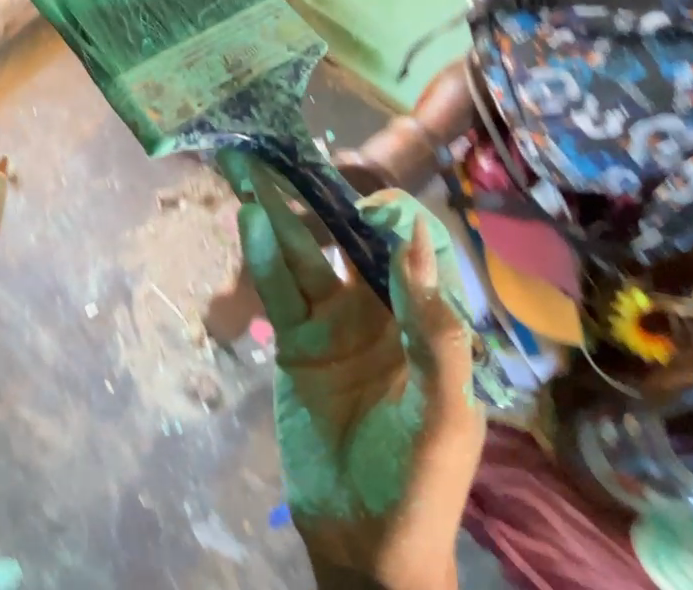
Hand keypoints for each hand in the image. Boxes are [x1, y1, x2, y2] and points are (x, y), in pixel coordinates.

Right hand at [237, 184, 483, 589]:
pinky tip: (249, 222)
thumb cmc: (421, 477)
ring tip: (253, 172)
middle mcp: (377, 310)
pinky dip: (262, 256)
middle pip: (344, 242)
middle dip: (318, 199)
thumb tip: (413, 242)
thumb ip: (433, 326)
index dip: (388, 216)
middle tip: (286, 156)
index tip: (361, 196)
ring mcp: (332, 324)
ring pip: (303, 257)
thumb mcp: (443, 408)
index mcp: (423, 320)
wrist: (365, 535)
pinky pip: (278, 291)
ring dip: (280, 215)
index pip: (409, 249)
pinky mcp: (295, 342)